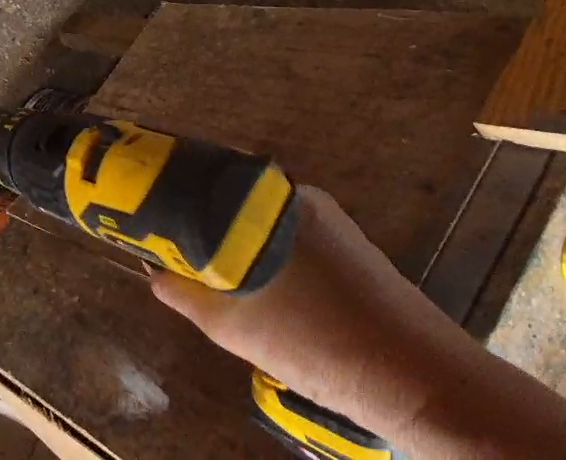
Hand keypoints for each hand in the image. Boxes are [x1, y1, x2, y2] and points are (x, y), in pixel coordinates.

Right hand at [148, 186, 470, 433]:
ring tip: (208, 280)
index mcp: (263, 199)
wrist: (428, 385)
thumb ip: (184, 294)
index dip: (161, 197)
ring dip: (230, 244)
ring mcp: (329, 221)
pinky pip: (287, 239)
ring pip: (256, 222)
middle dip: (193, 223)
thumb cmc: (319, 343)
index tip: (137, 218)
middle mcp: (296, 196)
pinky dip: (264, 258)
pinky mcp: (352, 248)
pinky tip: (258, 295)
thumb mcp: (233, 326)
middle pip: (224, 198)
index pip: (194, 179)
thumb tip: (156, 274)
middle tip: (170, 256)